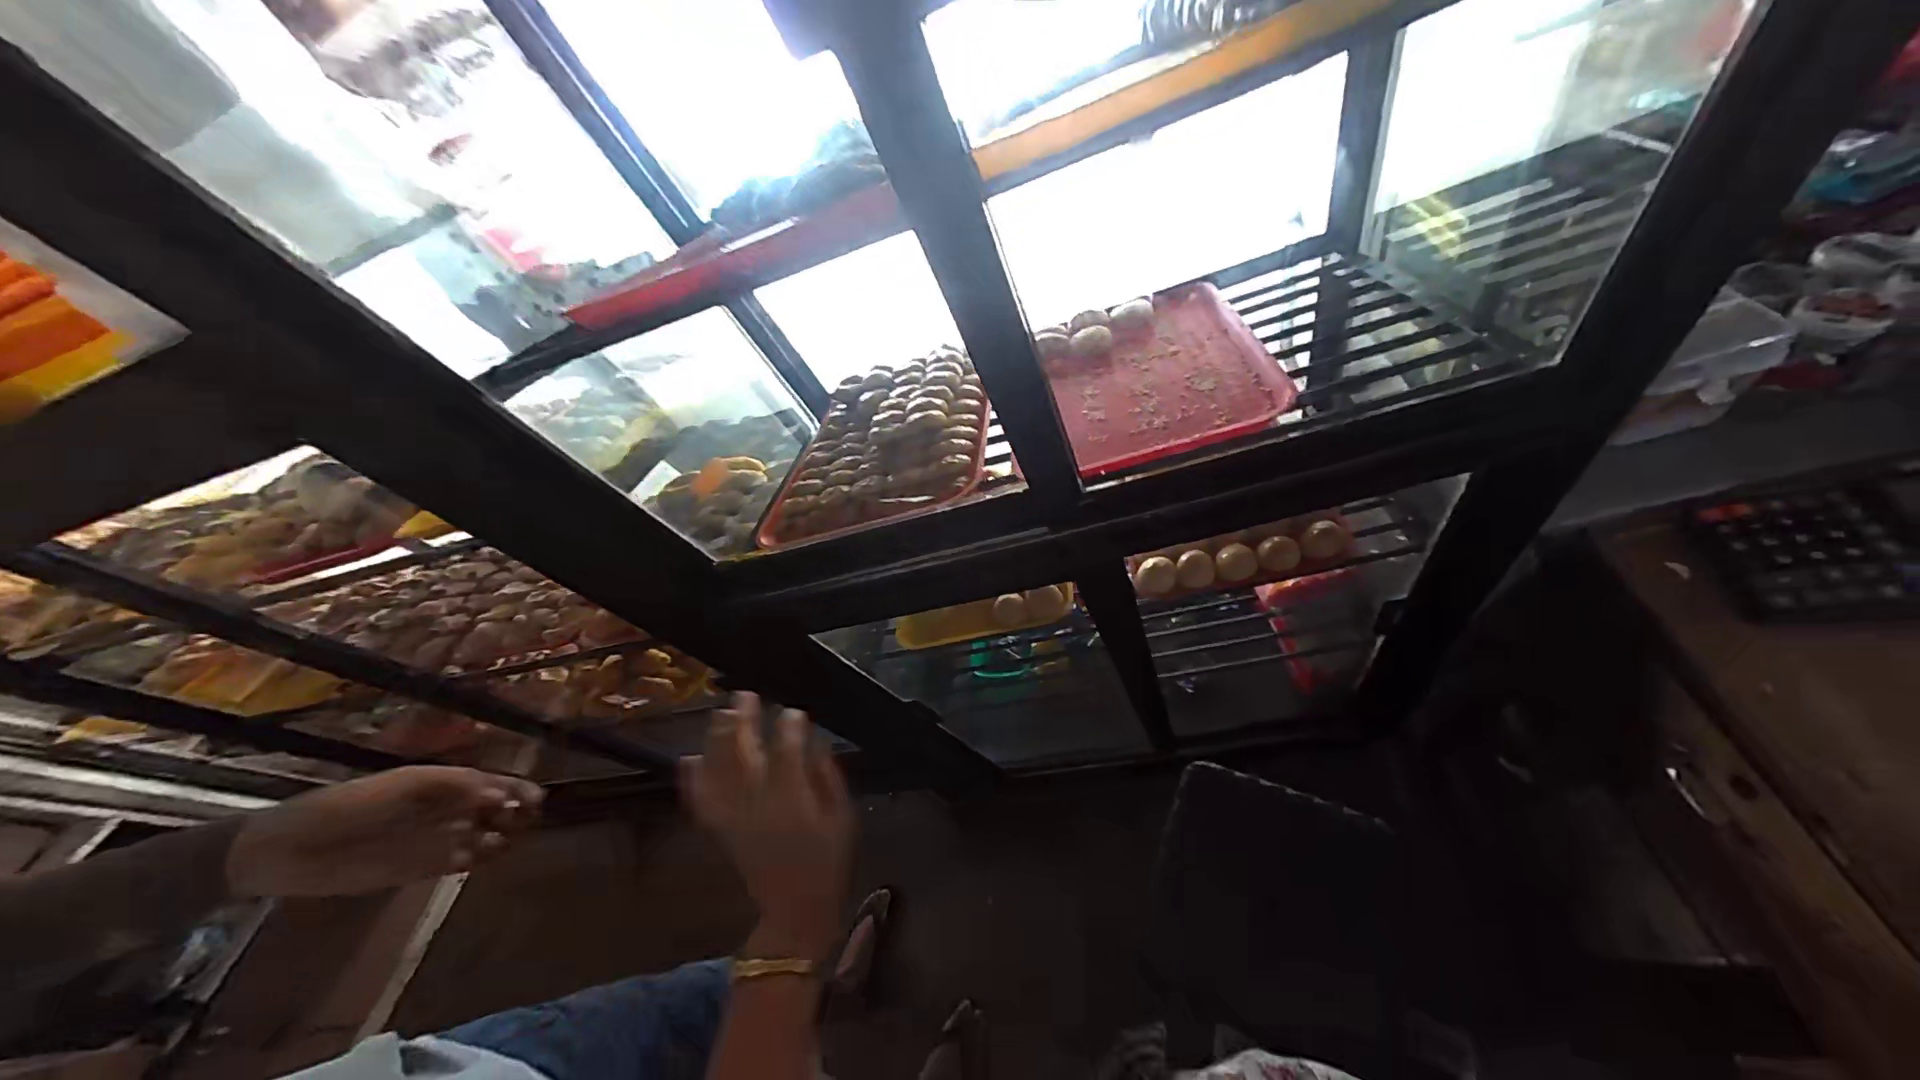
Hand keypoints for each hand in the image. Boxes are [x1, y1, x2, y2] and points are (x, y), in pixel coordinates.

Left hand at [226, 766, 542, 898]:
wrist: (282, 851)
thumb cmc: (344, 807)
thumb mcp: (403, 787)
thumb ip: (451, 787)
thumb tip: (498, 793)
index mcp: (437, 783)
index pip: (487, 782)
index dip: (512, 788)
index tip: (535, 799)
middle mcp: (439, 809)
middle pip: (488, 808)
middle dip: (512, 811)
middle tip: (529, 819)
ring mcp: (427, 839)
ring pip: (477, 835)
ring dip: (496, 836)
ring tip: (510, 841)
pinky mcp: (413, 869)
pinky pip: (453, 862)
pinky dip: (473, 859)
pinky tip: (486, 858)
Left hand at [680, 693, 852, 960]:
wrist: (796, 907)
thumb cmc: (829, 859)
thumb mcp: (843, 816)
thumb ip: (827, 776)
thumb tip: (815, 742)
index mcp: (794, 797)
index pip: (786, 748)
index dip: (789, 724)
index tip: (794, 712)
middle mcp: (759, 800)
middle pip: (743, 751)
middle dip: (743, 719)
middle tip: (746, 695)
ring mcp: (736, 815)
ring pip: (719, 769)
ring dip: (717, 738)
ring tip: (721, 713)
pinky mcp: (723, 828)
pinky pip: (702, 799)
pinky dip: (693, 778)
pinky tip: (689, 757)